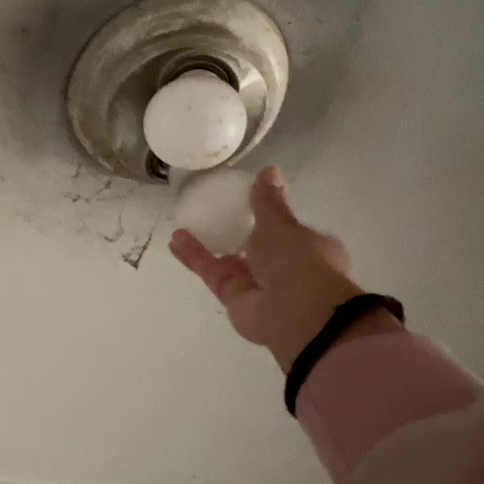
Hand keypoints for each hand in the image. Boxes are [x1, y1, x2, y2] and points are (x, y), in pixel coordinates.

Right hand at [169, 166, 398, 371]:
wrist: (298, 315)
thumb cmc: (300, 261)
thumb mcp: (282, 224)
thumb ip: (268, 201)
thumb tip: (269, 169)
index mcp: (308, 247)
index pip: (287, 229)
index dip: (269, 217)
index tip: (248, 201)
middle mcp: (284, 266)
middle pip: (255, 246)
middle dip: (236, 230)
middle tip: (211, 210)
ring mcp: (257, 283)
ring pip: (229, 258)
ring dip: (210, 241)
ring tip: (186, 221)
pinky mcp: (232, 295)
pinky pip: (211, 271)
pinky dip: (195, 256)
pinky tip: (175, 239)